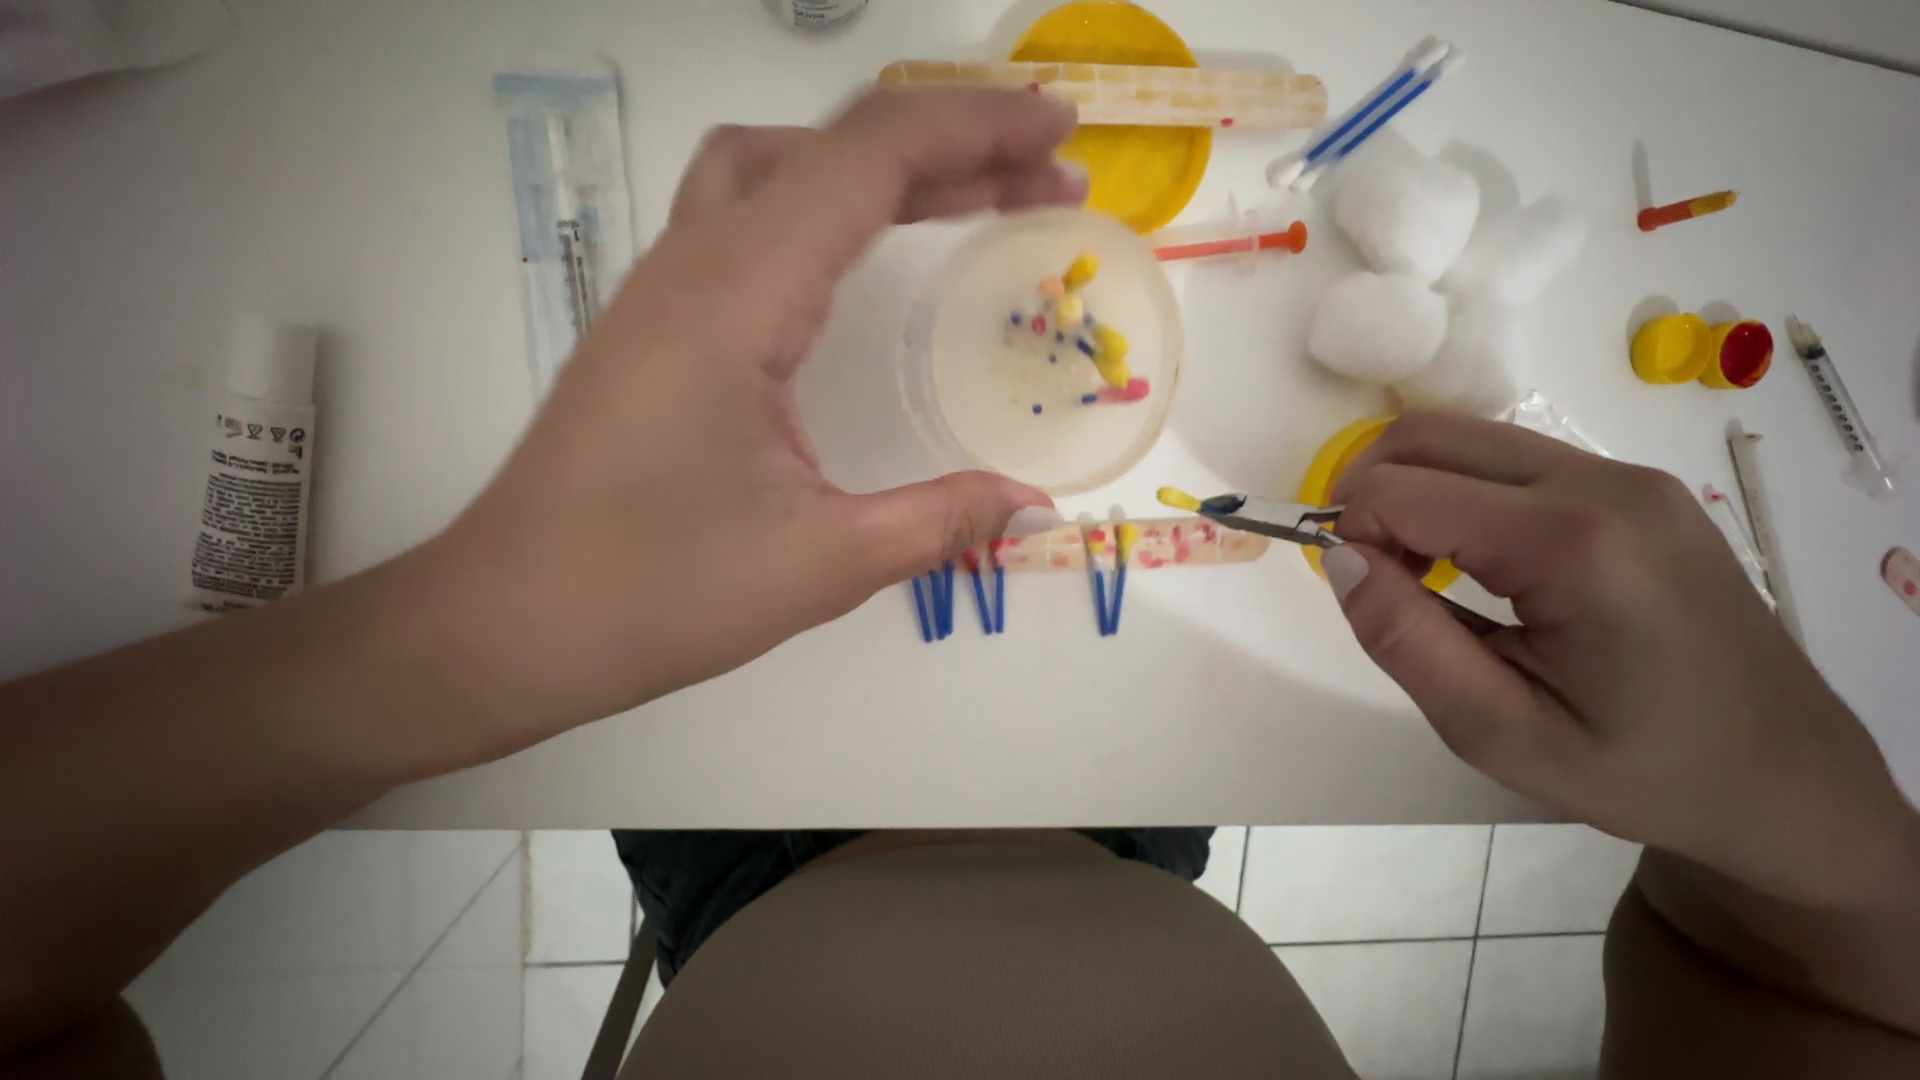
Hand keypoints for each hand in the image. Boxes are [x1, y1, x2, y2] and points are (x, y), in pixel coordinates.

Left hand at [422, 88, 1083, 753]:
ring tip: (963, 200)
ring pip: (779, 168)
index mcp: (736, 299)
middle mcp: (693, 266)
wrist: (506, 625)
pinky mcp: (654, 324)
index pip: (869, 161)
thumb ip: (941, 521)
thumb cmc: (654, 594)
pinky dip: (825, 207)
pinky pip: (748, 219)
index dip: (977, 131)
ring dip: (877, 168)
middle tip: (1042, 179)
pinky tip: (858, 260)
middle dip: (949, 147)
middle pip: (831, 148)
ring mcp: (664, 289)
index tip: (1059, 137)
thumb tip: (1038, 508)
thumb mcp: (821, 563)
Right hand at [1325, 411, 1916, 908]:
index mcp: (1572, 544)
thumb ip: (1405, 640)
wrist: (1787, 781)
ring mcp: (1627, 477)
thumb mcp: (1496, 732)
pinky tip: (1468, 559)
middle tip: (1371, 573)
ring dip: (1407, 489)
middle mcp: (1604, 483)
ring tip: (1417, 571)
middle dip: (1366, 494)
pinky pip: (1505, 458)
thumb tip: (1340, 557)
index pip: (1402, 489)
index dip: (1351, 533)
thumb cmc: (1637, 770)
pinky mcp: (1633, 487)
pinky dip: (1453, 491)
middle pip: (1425, 436)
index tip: (1361, 595)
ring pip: (1461, 437)